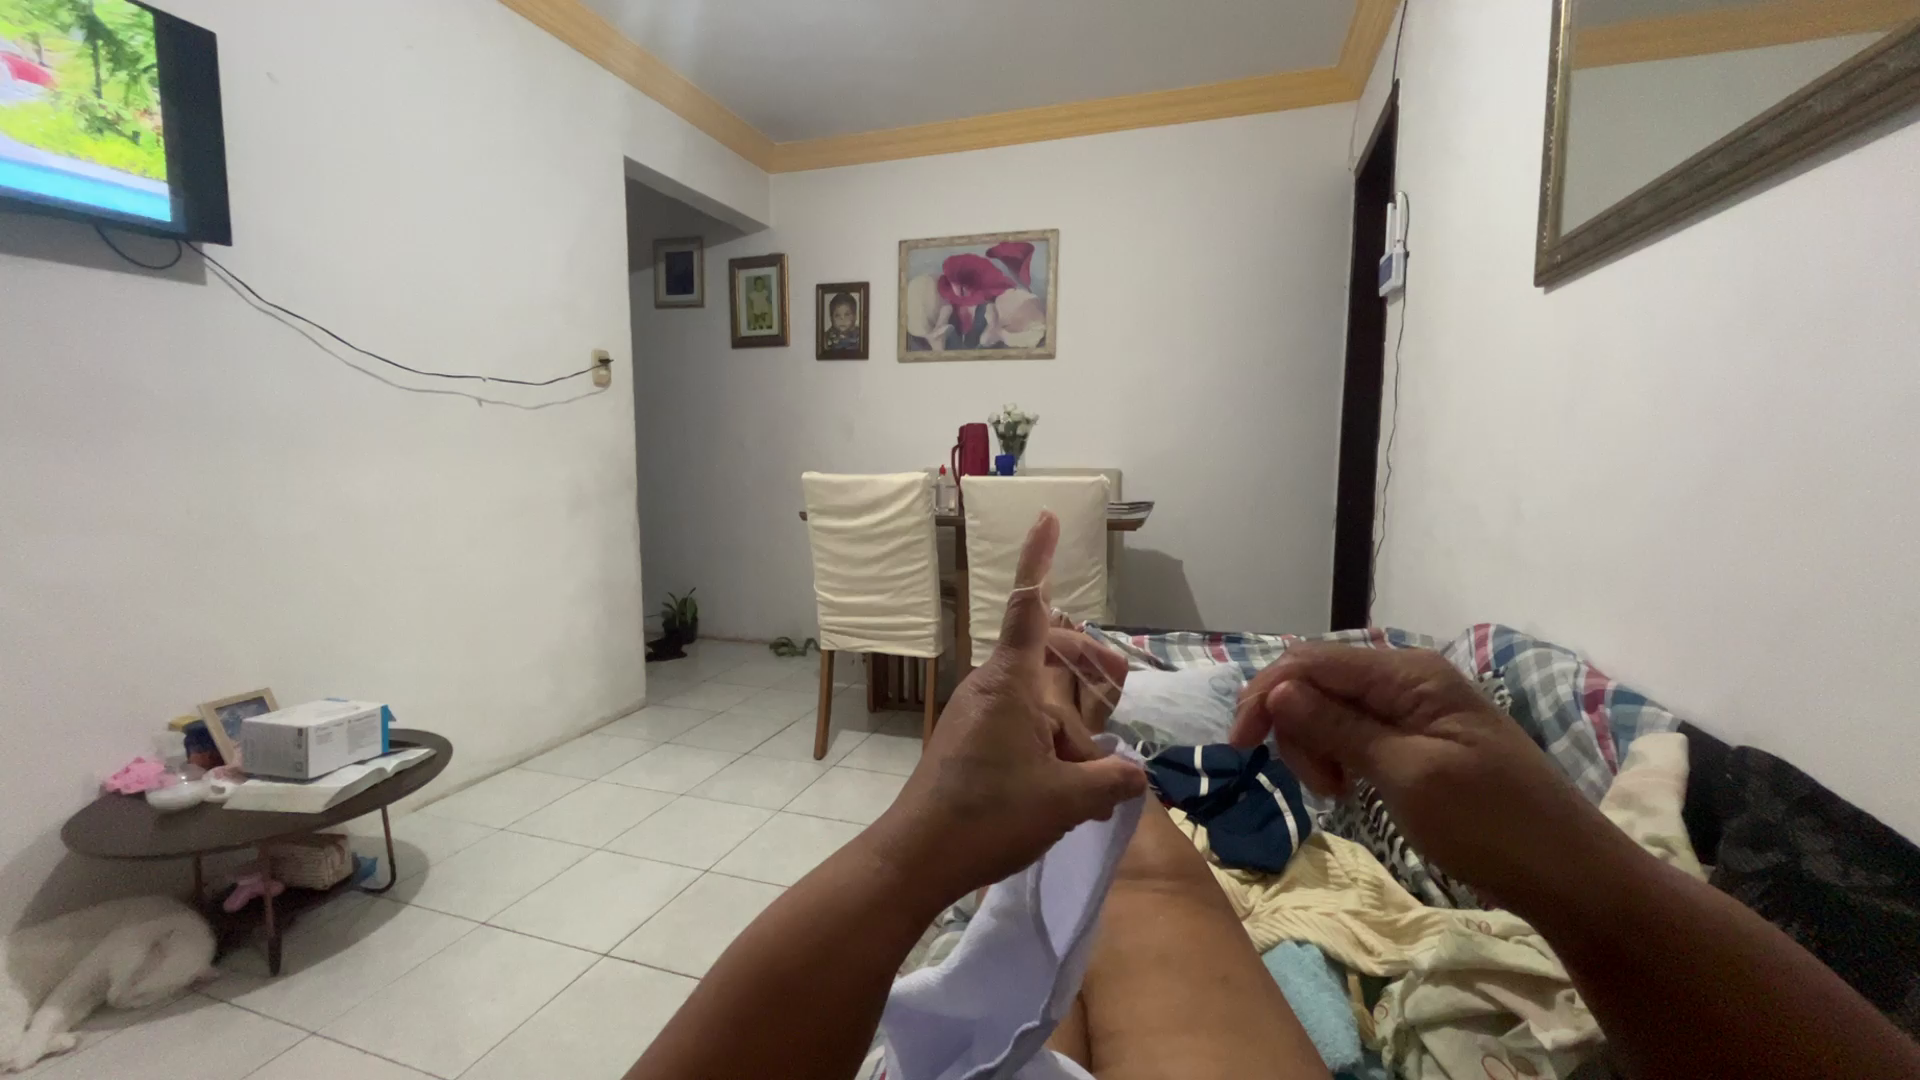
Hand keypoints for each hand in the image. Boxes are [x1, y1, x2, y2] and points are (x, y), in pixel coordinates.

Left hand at [870, 512, 1148, 903]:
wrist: (918, 855)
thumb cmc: (990, 816)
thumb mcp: (1066, 801)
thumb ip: (1112, 782)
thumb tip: (1138, 776)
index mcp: (1010, 683)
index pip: (1027, 605)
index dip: (1038, 557)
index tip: (1046, 516)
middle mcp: (992, 687)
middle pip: (1048, 654)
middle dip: (1087, 663)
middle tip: (1119, 683)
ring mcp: (978, 715)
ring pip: (1038, 700)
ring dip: (1072, 725)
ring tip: (1095, 779)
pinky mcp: (971, 742)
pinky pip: (1021, 727)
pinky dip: (1051, 746)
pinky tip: (1069, 787)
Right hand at [1230, 644, 1624, 911]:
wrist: (1572, 879)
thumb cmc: (1492, 825)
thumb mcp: (1407, 774)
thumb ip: (1338, 727)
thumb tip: (1276, 689)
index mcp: (1407, 673)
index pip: (1310, 662)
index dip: (1265, 694)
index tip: (1239, 745)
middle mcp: (1404, 678)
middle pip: (1313, 682)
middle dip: (1294, 727)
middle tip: (1316, 784)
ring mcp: (1409, 707)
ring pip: (1325, 708)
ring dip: (1312, 746)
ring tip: (1335, 791)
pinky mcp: (1410, 736)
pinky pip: (1349, 731)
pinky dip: (1333, 756)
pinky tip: (1346, 786)